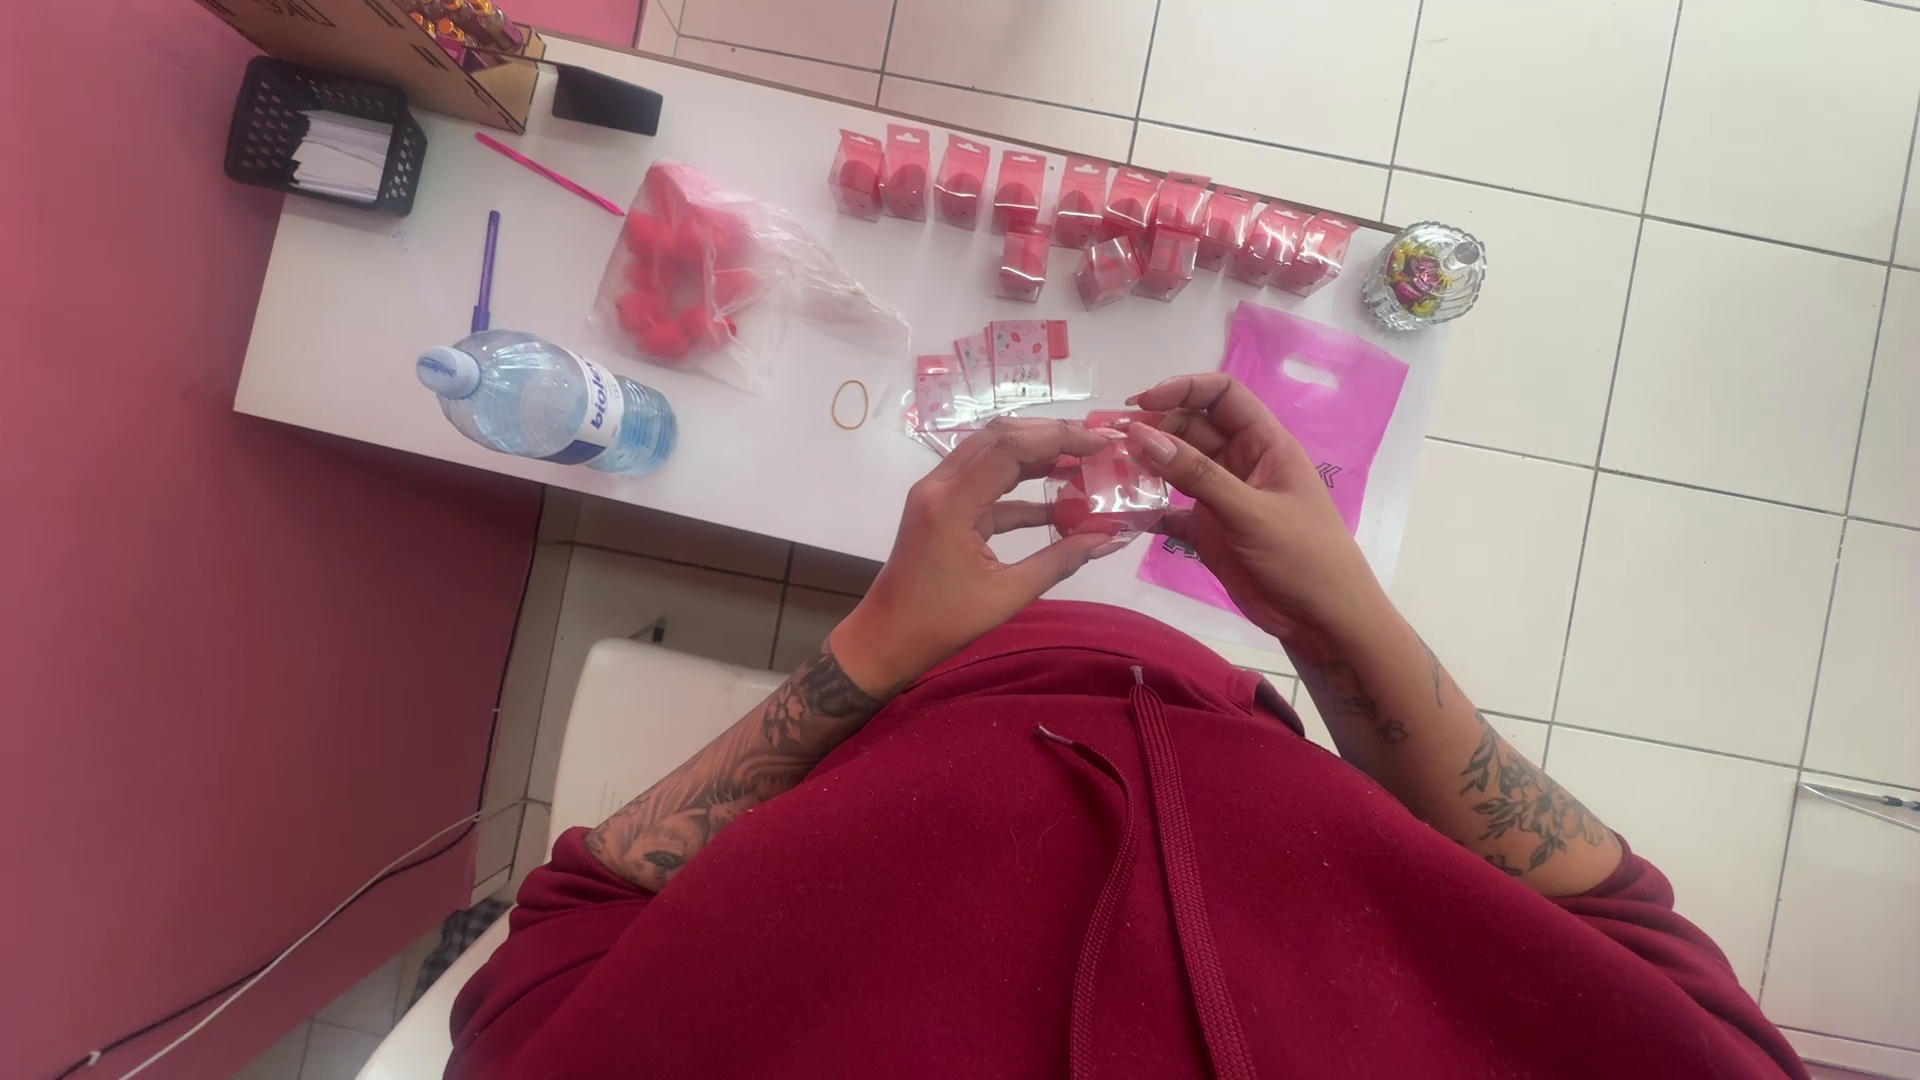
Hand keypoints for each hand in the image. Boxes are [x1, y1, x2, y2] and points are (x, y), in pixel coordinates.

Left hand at [829, 418, 1127, 695]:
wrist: (887, 638)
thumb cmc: (941, 622)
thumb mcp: (1007, 594)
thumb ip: (1060, 560)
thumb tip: (1109, 537)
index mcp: (952, 501)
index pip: (1010, 447)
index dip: (1060, 437)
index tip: (1101, 443)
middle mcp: (940, 485)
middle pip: (999, 437)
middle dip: (1050, 436)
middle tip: (1096, 445)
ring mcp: (938, 494)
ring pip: (991, 454)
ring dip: (1036, 455)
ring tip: (1083, 463)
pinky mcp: (943, 508)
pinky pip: (985, 485)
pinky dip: (1019, 488)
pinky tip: (1057, 500)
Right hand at [1124, 374, 1385, 643]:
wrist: (1321, 620)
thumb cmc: (1303, 556)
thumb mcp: (1250, 511)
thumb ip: (1195, 474)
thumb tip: (1141, 436)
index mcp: (1264, 444)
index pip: (1222, 395)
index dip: (1183, 390)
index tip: (1140, 403)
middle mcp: (1239, 463)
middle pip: (1191, 428)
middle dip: (1154, 428)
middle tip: (1113, 442)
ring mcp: (1221, 497)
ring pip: (1175, 467)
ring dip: (1145, 466)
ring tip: (1108, 469)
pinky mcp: (1206, 531)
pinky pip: (1168, 510)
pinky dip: (1144, 509)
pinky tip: (1117, 512)